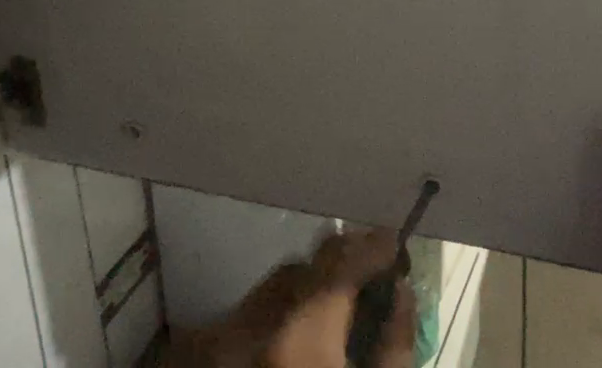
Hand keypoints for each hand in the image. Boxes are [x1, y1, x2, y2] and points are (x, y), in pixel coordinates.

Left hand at [163, 229, 416, 367]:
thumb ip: (394, 348)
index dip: (372, 246)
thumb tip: (401, 291)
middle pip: (302, 269)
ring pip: (271, 291)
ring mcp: (217, 342)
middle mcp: (251, 327)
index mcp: (301, 338)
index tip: (395, 246)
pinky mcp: (200, 355)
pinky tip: (295, 348)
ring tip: (335, 318)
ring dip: (306, 293)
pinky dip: (276, 320)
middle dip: (338, 268)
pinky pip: (247, 318)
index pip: (339, 260)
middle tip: (370, 281)